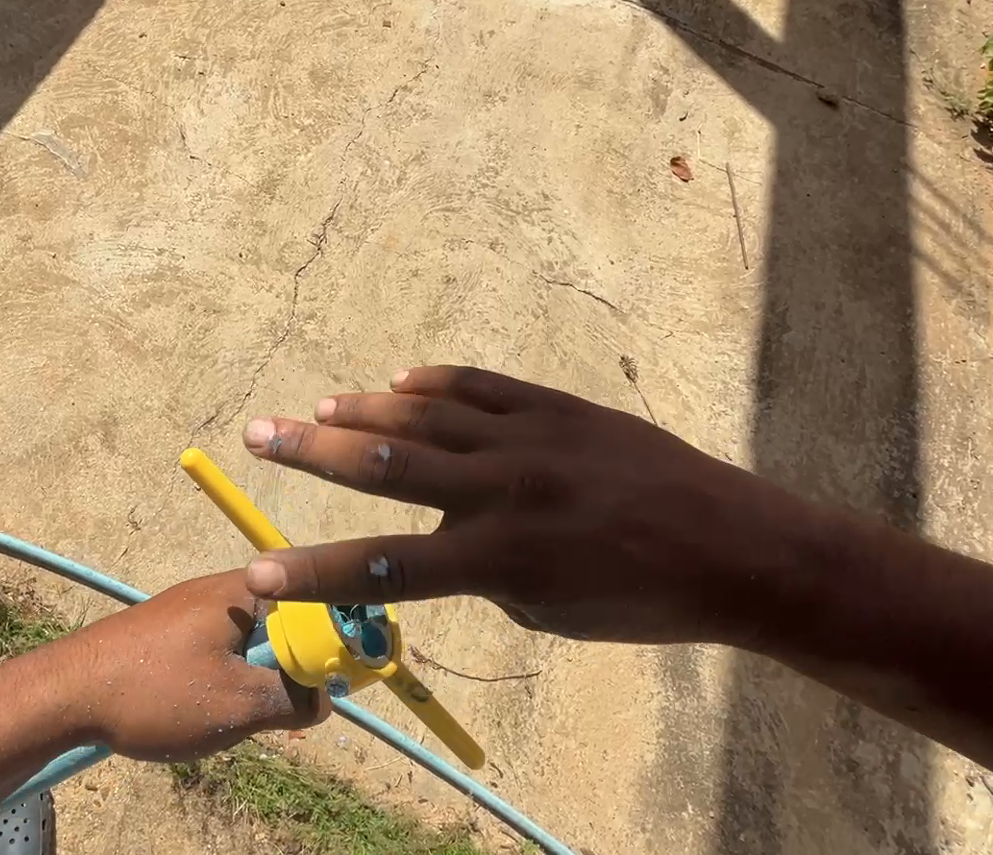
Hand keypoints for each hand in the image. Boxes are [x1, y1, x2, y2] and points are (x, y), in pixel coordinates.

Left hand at [54, 572, 327, 760]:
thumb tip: (324, 699)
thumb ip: (291, 700)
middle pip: (282, 621)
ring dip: (256, 674)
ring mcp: (192, 606)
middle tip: (282, 707)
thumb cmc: (157, 692)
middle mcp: (220, 588)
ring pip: (250, 638)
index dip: (329, 641)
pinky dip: (227, 674)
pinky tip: (205, 705)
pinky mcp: (170, 627)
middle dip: (289, 665)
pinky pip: (220, 645)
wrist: (68, 691)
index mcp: (243, 593)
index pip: (309, 602)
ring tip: (239, 711)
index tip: (335, 680)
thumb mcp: (236, 704)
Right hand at [237, 365, 826, 644]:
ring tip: (317, 409)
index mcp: (500, 556)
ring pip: (424, 415)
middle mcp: (502, 488)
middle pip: (384, 466)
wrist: (734, 545)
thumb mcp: (545, 608)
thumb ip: (476, 568)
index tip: (257, 572)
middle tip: (258, 433)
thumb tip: (437, 525)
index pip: (383, 567)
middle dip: (310, 452)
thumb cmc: (639, 598)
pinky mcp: (554, 405)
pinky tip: (398, 385)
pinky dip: (433, 384)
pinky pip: (480, 386)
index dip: (313, 571)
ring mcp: (528, 436)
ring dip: (363, 411)